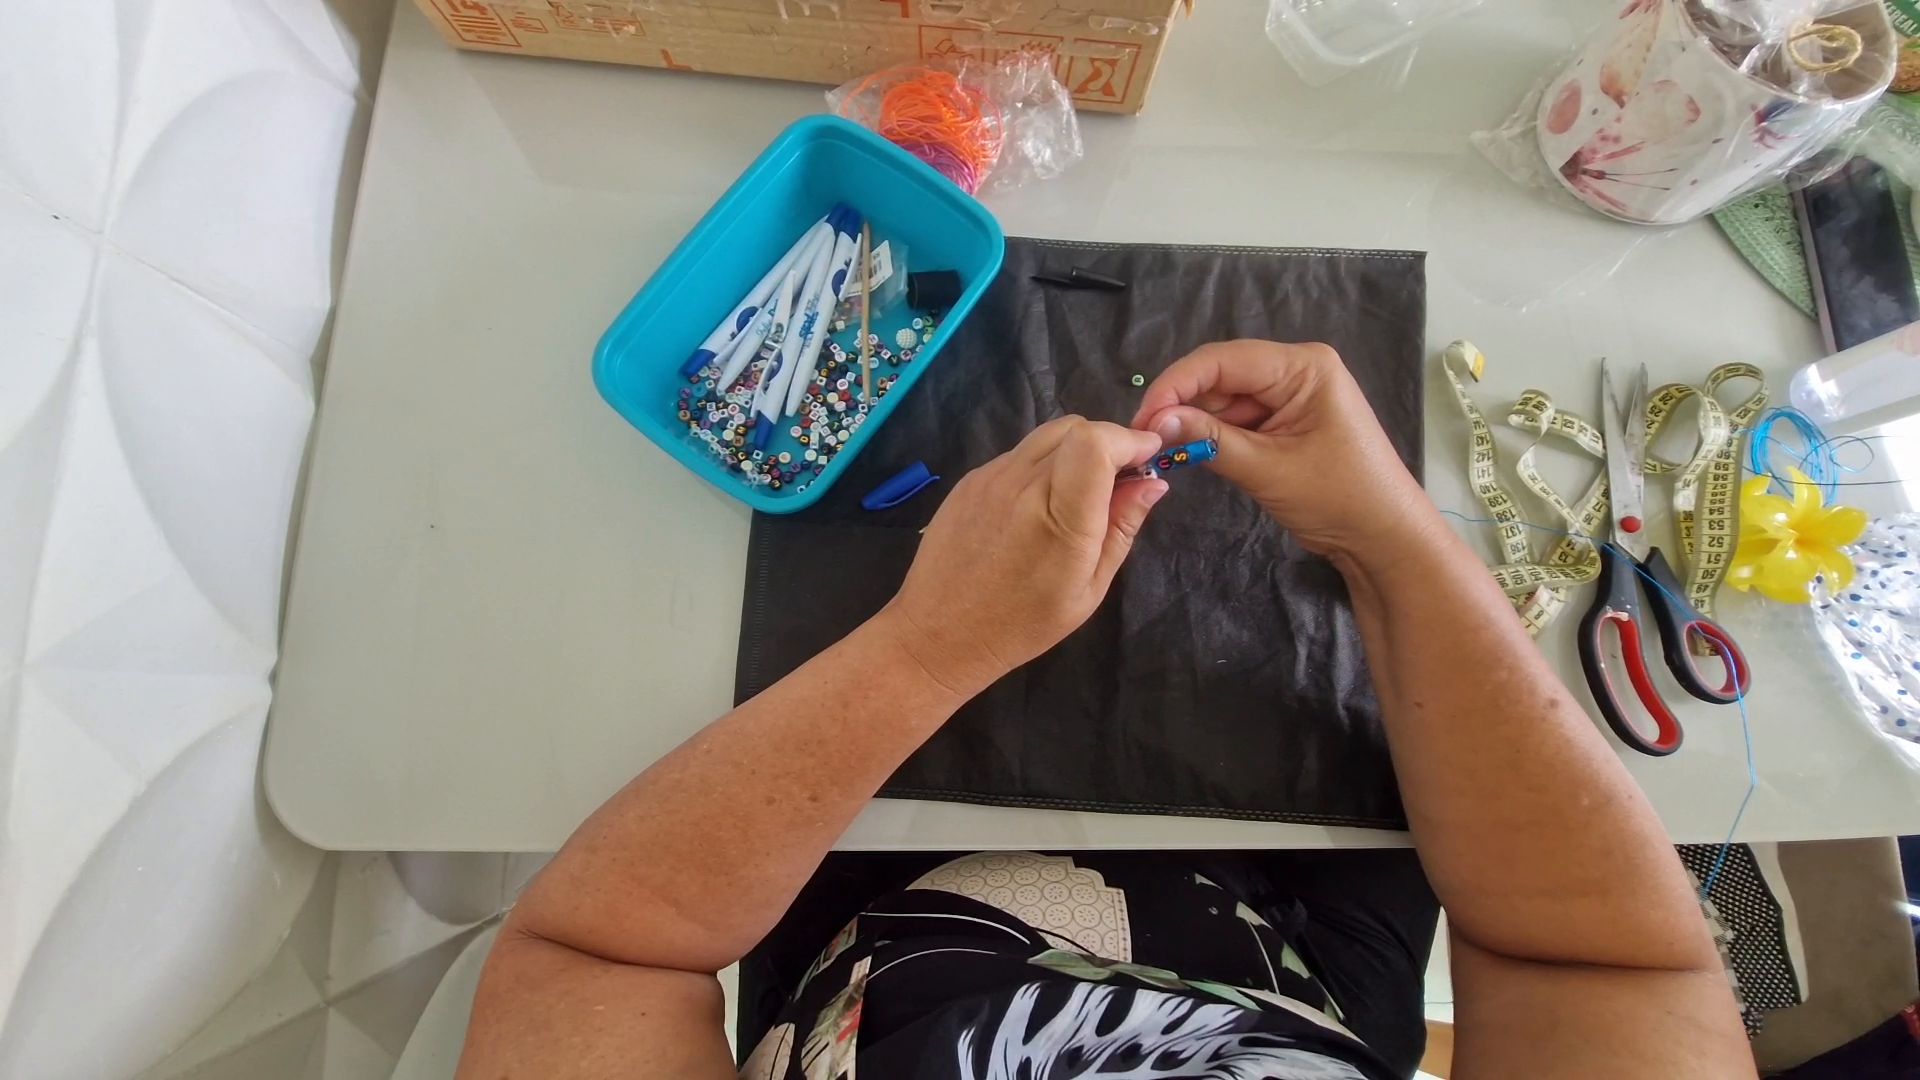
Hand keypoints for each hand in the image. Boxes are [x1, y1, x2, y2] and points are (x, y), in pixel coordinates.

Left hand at [881, 417, 1166, 696]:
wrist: (940, 632)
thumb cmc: (1022, 623)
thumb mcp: (1088, 588)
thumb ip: (1121, 527)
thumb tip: (1154, 482)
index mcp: (1060, 518)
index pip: (1095, 441)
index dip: (1127, 439)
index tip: (1146, 457)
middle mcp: (1022, 486)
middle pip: (1074, 428)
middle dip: (1106, 442)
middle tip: (1117, 478)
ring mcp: (989, 478)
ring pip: (1044, 436)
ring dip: (1073, 450)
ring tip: (1077, 493)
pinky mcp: (969, 480)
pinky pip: (1016, 454)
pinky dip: (1041, 464)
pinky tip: (1036, 504)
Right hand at [1131, 340, 1433, 562]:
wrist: (1380, 537)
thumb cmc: (1337, 497)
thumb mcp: (1267, 468)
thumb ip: (1209, 440)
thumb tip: (1154, 423)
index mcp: (1302, 367)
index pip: (1222, 360)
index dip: (1175, 385)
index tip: (1142, 419)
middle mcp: (1293, 371)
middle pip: (1218, 377)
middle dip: (1181, 405)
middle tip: (1145, 440)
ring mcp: (1285, 396)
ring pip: (1220, 400)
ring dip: (1191, 424)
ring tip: (1160, 451)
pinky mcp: (1278, 421)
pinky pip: (1232, 420)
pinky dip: (1208, 437)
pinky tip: (1186, 453)